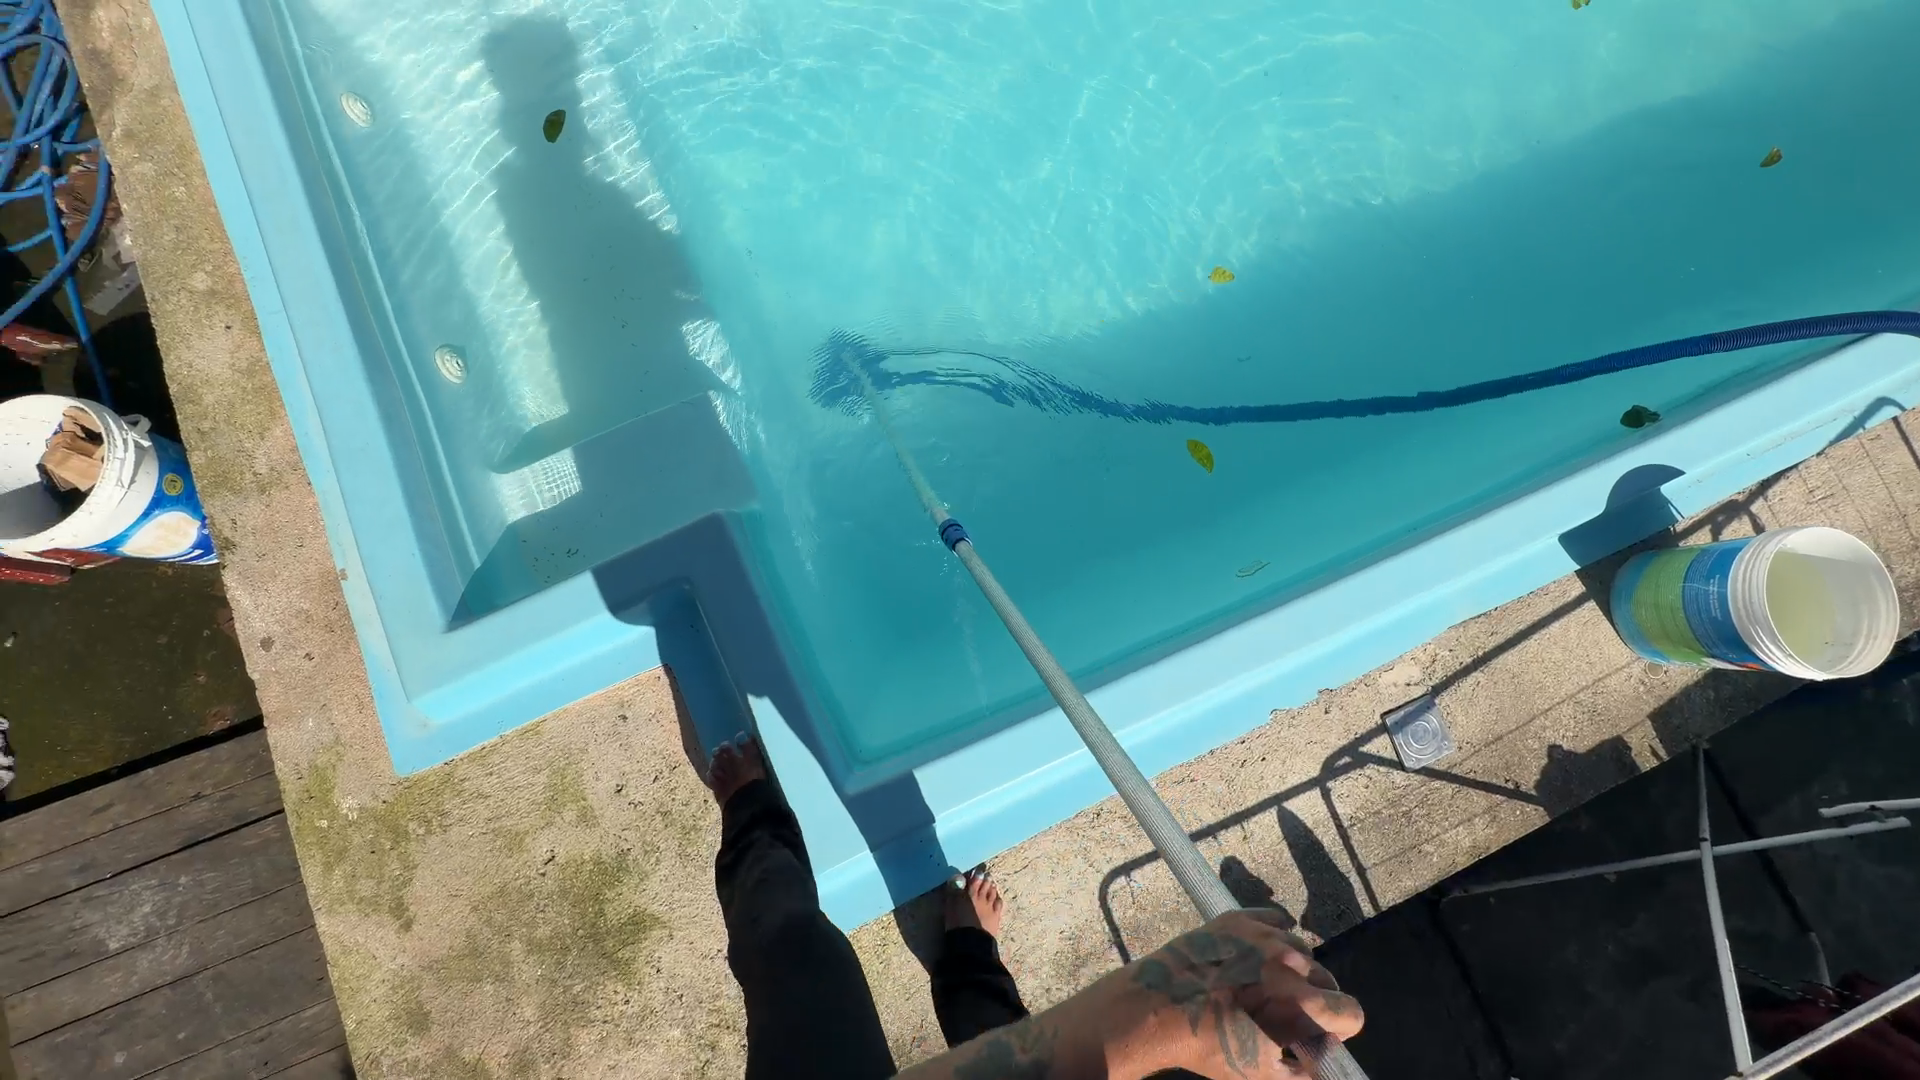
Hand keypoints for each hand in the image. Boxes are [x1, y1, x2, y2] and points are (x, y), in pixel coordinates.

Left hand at [1123, 909, 1361, 1078]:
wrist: (1160, 1005)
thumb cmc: (1210, 1045)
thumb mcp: (1263, 1075)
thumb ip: (1303, 1074)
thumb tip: (1319, 1064)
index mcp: (1303, 1005)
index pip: (1352, 1012)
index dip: (1338, 1028)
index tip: (1317, 1034)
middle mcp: (1290, 963)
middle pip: (1326, 978)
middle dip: (1315, 998)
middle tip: (1285, 1012)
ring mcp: (1262, 935)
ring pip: (1300, 949)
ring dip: (1292, 967)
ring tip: (1264, 983)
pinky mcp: (1237, 918)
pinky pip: (1274, 920)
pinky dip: (1274, 934)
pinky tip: (1259, 952)